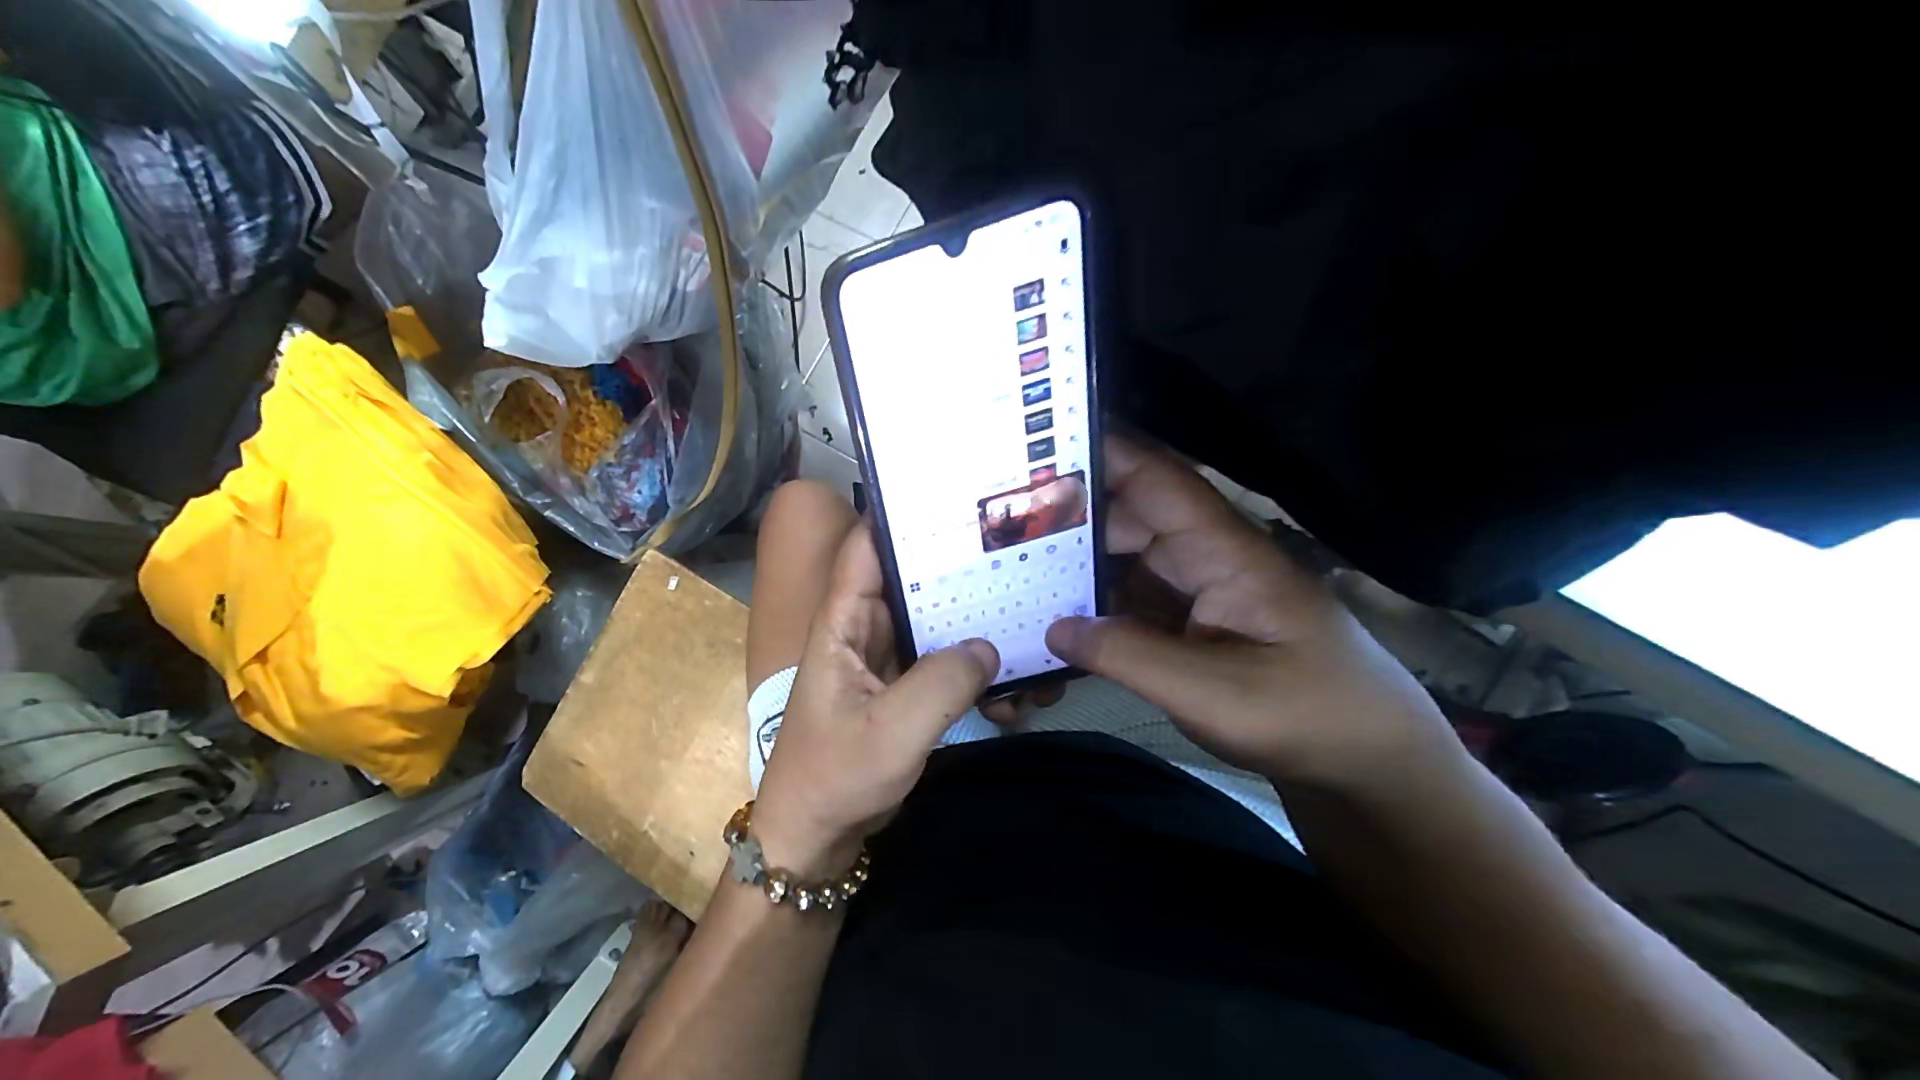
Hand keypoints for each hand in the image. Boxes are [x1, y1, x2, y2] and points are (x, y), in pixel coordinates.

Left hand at [754, 526, 999, 875]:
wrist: (817, 838)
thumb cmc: (835, 777)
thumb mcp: (890, 731)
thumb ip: (942, 683)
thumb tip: (991, 645)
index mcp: (845, 621)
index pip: (869, 545)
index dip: (905, 514)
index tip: (961, 496)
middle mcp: (868, 628)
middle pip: (917, 578)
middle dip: (964, 568)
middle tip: (1022, 552)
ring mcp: (891, 659)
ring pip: (940, 620)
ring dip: (981, 622)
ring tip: (1033, 622)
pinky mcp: (908, 688)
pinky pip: (949, 661)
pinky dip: (980, 667)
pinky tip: (1016, 684)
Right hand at [1044, 435, 1457, 791]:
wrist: (1368, 763)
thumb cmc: (1311, 715)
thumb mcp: (1217, 693)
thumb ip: (1131, 656)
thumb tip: (1055, 628)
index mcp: (1222, 550)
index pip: (1156, 480)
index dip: (1100, 453)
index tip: (1032, 447)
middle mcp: (1201, 558)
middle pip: (1123, 520)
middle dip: (1063, 520)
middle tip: (991, 531)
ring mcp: (1192, 594)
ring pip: (1119, 563)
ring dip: (1071, 571)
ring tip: (1007, 577)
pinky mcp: (1185, 627)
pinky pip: (1126, 606)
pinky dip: (1090, 612)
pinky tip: (1048, 625)